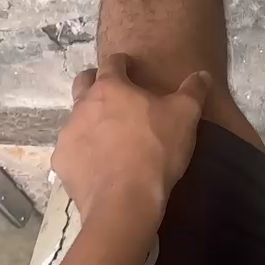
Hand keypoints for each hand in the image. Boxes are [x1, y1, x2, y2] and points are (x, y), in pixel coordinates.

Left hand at [52, 54, 210, 225]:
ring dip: (90, 119)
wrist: (125, 202)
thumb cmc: (156, 150)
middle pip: (83, 82)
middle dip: (96, 83)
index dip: (123, 62)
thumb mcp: (185, 115)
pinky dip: (83, 151)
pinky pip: (71, 149)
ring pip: (76, 117)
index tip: (131, 67)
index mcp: (110, 88)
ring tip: (109, 135)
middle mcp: (83, 105)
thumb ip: (193, 90)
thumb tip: (202, 74)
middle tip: (115, 96)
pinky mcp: (61, 163)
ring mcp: (68, 134)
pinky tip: (99, 164)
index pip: (112, 62)